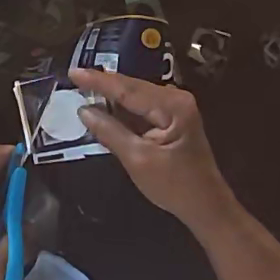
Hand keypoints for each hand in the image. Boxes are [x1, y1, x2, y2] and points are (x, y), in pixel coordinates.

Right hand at [70, 67, 238, 232]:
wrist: (207, 206)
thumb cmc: (175, 186)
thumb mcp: (137, 159)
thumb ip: (110, 131)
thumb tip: (83, 110)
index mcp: (171, 106)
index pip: (127, 89)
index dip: (98, 81)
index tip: (73, 73)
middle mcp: (175, 98)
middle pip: (132, 87)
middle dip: (103, 83)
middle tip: (74, 77)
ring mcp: (176, 106)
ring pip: (135, 94)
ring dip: (111, 93)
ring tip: (83, 87)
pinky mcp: (173, 117)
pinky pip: (142, 105)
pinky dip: (122, 105)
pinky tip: (104, 104)